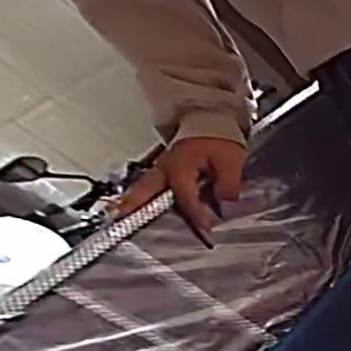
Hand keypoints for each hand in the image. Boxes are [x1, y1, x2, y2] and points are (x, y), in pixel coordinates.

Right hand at [115, 136, 245, 246]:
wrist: (211, 120)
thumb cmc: (219, 139)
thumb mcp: (230, 164)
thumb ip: (228, 188)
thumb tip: (225, 208)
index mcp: (180, 167)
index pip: (185, 197)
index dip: (195, 216)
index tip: (205, 231)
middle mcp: (166, 166)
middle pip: (147, 189)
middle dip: (134, 204)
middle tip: (120, 218)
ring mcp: (163, 165)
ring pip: (145, 185)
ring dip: (135, 199)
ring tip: (122, 214)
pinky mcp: (167, 166)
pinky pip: (154, 183)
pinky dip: (145, 193)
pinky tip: (143, 204)